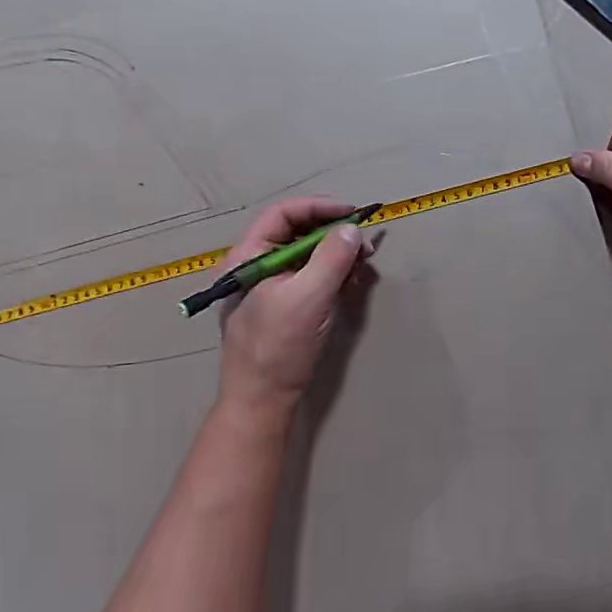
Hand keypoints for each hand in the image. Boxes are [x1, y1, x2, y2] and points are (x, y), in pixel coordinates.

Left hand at [216, 197, 372, 420]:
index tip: (352, 214)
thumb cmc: (277, 348)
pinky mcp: (285, 308)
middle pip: (296, 234)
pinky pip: (310, 280)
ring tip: (363, 264)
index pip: (283, 215)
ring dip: (336, 255)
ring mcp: (270, 288)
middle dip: (332, 234)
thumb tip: (351, 229)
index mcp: (247, 256)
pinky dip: (333, 276)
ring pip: (307, 257)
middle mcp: (256, 266)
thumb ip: (330, 259)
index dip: (318, 208)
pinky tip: (353, 281)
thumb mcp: (307, 298)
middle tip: (364, 243)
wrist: (261, 402)